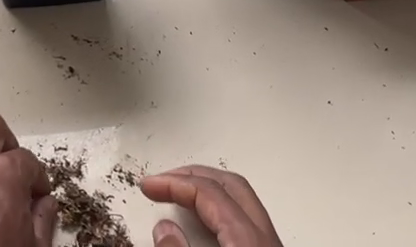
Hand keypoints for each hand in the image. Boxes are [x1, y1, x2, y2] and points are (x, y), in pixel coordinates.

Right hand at [141, 165, 281, 246]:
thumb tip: (163, 229)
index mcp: (249, 239)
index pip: (208, 191)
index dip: (173, 183)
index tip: (148, 185)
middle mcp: (267, 239)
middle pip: (230, 184)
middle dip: (192, 175)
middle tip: (163, 180)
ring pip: (242, 199)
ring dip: (208, 188)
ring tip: (179, 193)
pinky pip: (247, 219)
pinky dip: (221, 208)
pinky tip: (204, 221)